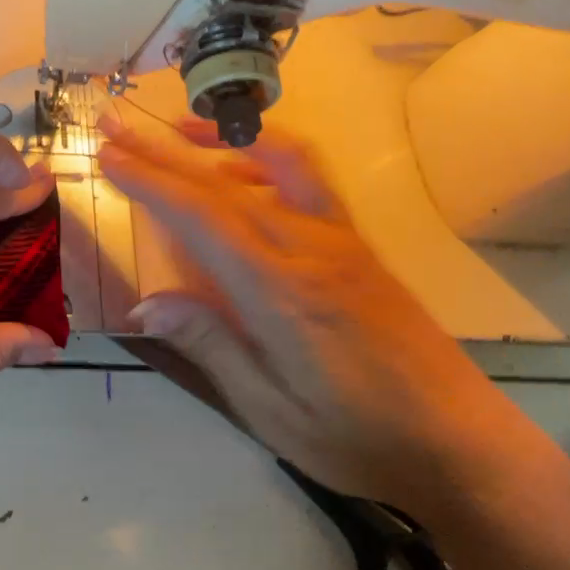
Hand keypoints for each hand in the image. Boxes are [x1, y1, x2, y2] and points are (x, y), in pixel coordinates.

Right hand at [97, 114, 555, 516]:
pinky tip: (243, 175)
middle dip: (164, 151)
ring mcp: (343, 242)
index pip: (203, 217)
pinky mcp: (360, 248)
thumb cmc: (357, 438)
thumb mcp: (271, 410)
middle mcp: (313, 249)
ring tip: (179, 129)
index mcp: (282, 292)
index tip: (108, 156)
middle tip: (115, 126)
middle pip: (226, 182)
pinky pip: (309, 182)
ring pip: (280, 162)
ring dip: (223, 138)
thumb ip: (211, 346)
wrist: (461, 442)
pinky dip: (268, 159)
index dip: (150, 182)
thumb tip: (144, 305)